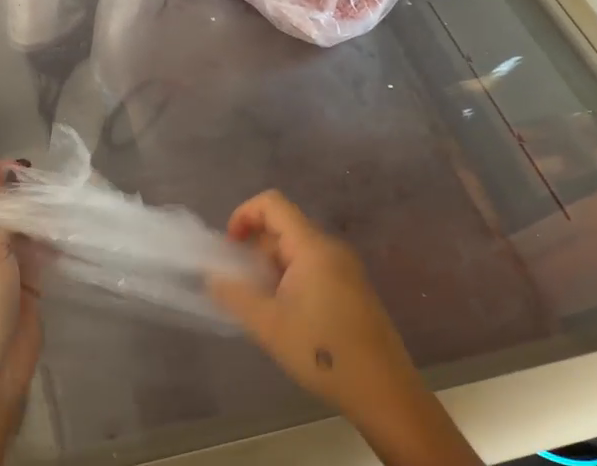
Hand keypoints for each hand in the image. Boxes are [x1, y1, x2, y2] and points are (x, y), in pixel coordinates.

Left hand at [0, 155, 42, 416]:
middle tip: (37, 181)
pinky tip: (68, 232)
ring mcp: (2, 258)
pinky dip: (52, 236)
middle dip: (10, 181)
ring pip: (17, 218)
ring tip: (59, 201)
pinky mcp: (25, 278)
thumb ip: (3, 213)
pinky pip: (38, 245)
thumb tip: (21, 192)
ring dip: (36, 207)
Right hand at [208, 190, 409, 411]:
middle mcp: (332, 250)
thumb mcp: (268, 324)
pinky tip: (287, 317)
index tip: (230, 247)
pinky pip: (313, 268)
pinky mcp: (353, 291)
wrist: (384, 393)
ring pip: (297, 251)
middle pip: (283, 228)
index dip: (244, 214)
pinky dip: (291, 280)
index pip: (273, 204)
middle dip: (255, 249)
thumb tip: (211, 277)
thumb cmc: (323, 353)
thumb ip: (234, 294)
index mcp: (313, 247)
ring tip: (262, 306)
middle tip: (242, 285)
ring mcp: (347, 270)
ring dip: (271, 269)